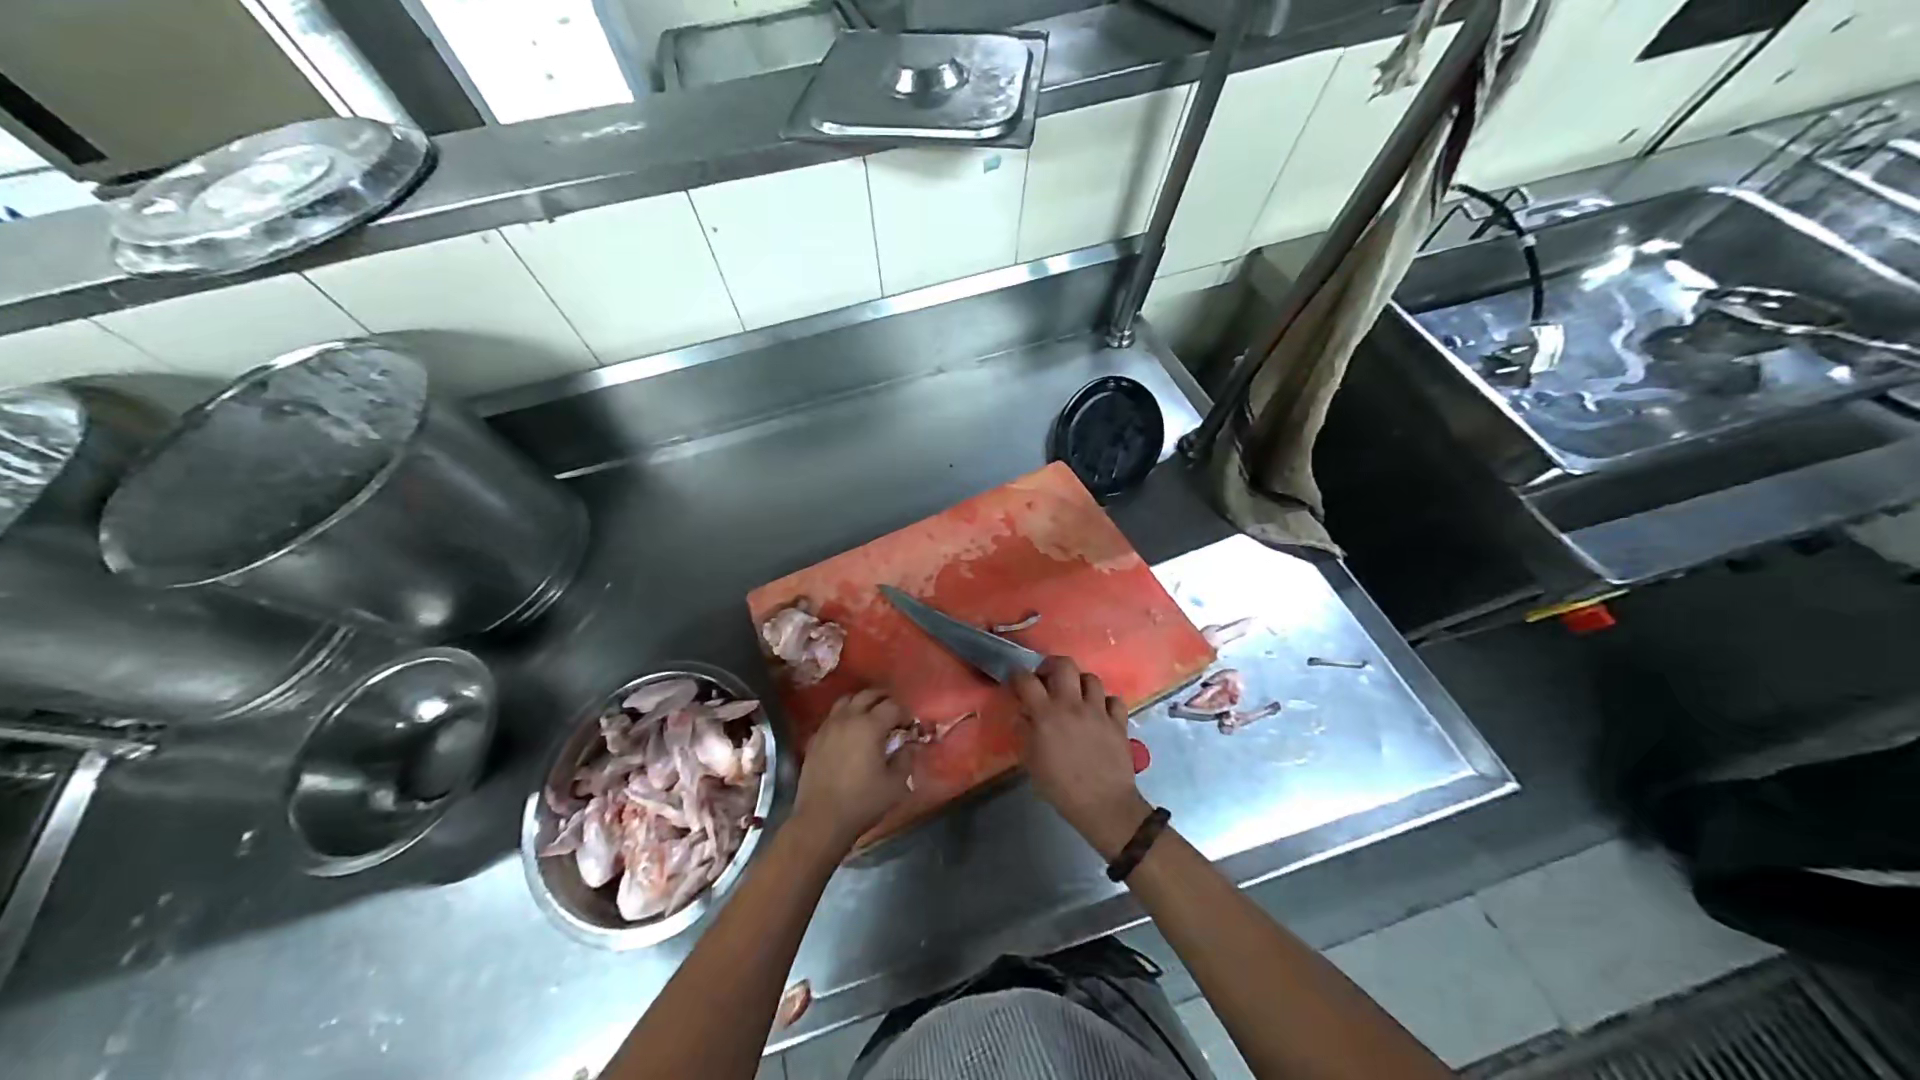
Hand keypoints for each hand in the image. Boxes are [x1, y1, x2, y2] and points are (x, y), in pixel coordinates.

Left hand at [794, 688, 915, 850]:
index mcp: (870, 726)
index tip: (910, 725)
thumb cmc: (863, 801)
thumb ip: (906, 759)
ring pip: (846, 700)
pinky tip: (849, 730)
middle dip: (884, 699)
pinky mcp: (815, 738)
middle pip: (868, 694)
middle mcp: (848, 718)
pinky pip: (832, 716)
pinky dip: (844, 715)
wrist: (821, 819)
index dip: (904, 712)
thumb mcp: (895, 784)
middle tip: (894, 713)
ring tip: (871, 715)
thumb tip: (911, 745)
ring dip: (862, 702)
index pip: (892, 706)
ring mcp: (828, 726)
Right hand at [1011, 657, 1151, 859]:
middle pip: (1064, 664)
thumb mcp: (1031, 763)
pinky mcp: (1118, 721)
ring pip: (1091, 678)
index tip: (1016, 682)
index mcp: (1046, 714)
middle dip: (1052, 666)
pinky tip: (1100, 713)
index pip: (1026, 680)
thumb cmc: (1060, 788)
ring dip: (1079, 683)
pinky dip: (1106, 702)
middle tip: (1047, 679)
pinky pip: (1114, 700)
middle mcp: (1072, 705)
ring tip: (1075, 696)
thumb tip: (1022, 715)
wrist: (1103, 804)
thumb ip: (1024, 733)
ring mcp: (1098, 711)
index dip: (1018, 676)